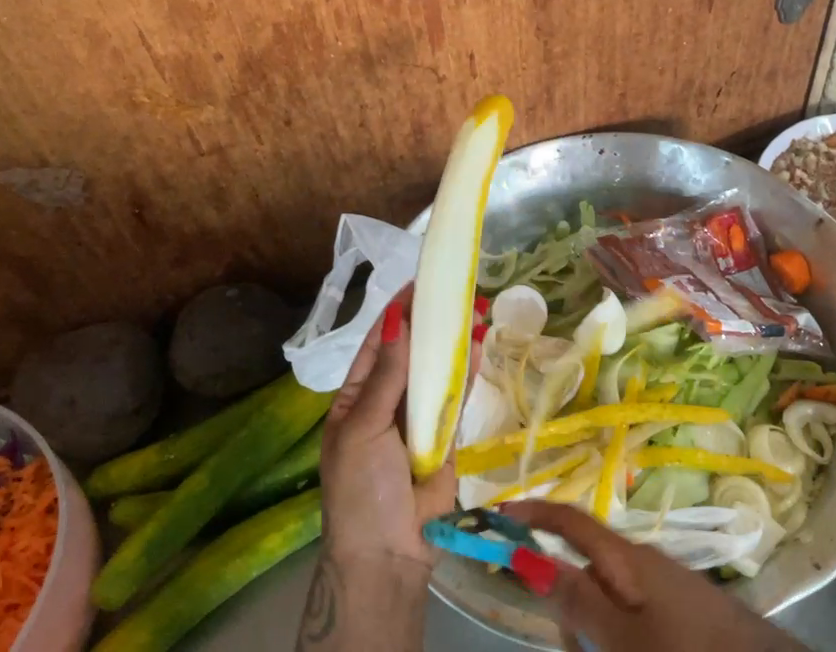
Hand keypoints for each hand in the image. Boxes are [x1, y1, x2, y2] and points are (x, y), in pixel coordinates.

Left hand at [299, 288, 466, 651]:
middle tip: (458, 290)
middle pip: (411, 353)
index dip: (397, 313)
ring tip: (476, 308)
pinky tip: (479, 345)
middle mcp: (387, 402)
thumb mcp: (363, 427)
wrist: (388, 553)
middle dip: (432, 323)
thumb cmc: (361, 488)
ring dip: (453, 343)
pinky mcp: (446, 436)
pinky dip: (468, 372)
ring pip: (437, 371)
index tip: (420, 283)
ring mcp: (418, 419)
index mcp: (356, 398)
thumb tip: (398, 319)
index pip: (378, 344)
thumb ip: (388, 375)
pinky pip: (457, 398)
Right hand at [502, 501, 809, 651]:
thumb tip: (529, 557)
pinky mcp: (679, 606)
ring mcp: (664, 582)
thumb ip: (576, 598)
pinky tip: (625, 649)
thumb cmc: (681, 650)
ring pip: (608, 594)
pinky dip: (617, 630)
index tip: (500, 512)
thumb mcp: (619, 635)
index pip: (571, 520)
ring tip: (605, 651)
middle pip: (587, 565)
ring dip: (593, 624)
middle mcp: (643, 559)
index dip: (534, 512)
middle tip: (571, 639)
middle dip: (567, 598)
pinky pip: (631, 610)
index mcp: (625, 557)